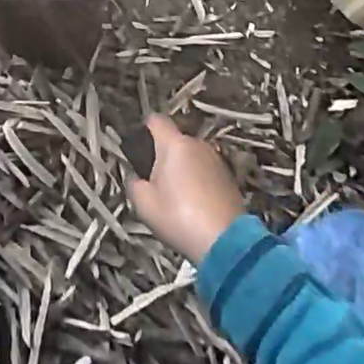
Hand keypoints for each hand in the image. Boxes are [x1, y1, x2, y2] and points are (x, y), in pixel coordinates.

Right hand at [127, 115, 247, 261]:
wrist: (226, 243)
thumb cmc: (179, 217)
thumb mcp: (144, 204)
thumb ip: (133, 183)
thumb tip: (136, 177)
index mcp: (174, 144)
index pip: (156, 120)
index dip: (145, 130)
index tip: (140, 151)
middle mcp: (197, 144)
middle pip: (175, 141)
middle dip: (164, 157)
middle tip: (156, 184)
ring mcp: (216, 159)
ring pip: (191, 156)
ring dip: (183, 169)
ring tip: (178, 199)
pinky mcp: (229, 177)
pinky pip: (206, 170)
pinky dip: (199, 181)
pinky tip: (197, 206)